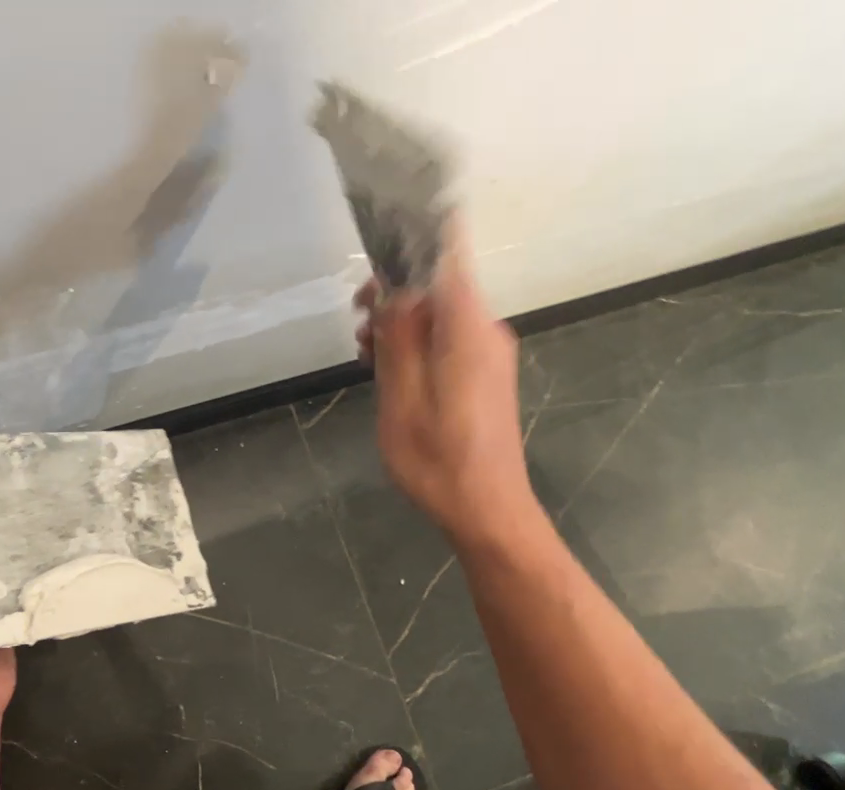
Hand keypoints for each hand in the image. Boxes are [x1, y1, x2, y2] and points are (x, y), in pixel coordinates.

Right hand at [355, 227, 540, 547]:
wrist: (488, 510)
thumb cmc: (438, 460)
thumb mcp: (402, 400)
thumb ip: (398, 339)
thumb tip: (392, 286)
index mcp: (467, 329)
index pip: (448, 254)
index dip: (416, 231)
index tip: (381, 224)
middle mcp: (485, 330)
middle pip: (437, 285)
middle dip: (393, 293)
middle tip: (356, 325)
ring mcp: (486, 353)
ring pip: (437, 315)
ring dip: (399, 325)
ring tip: (365, 357)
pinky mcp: (482, 375)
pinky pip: (445, 341)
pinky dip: (414, 346)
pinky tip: (388, 374)